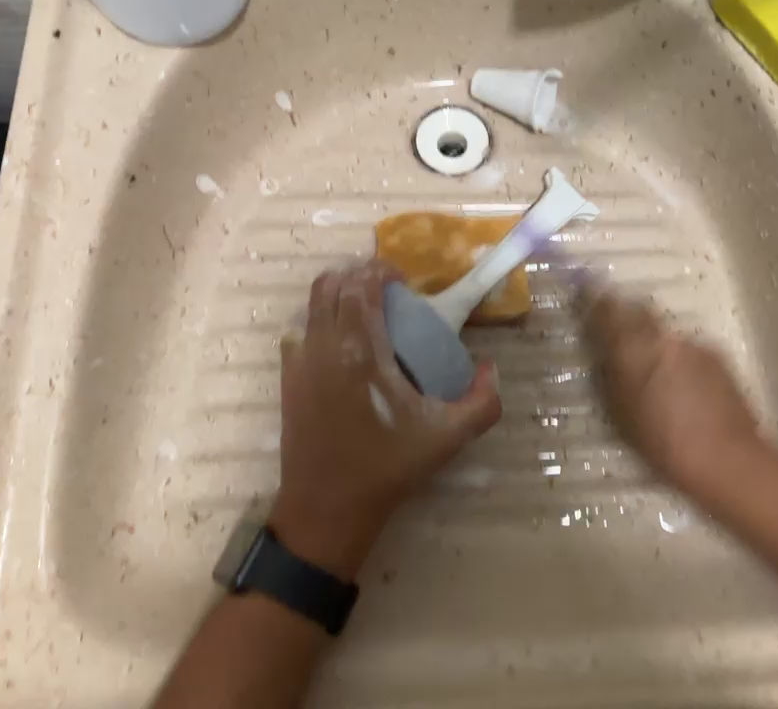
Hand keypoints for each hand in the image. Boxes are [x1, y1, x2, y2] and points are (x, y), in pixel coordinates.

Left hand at [271, 260, 501, 579]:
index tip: (403, 282)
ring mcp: (300, 361)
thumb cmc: (387, 468)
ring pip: (311, 304)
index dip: (380, 269)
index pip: (361, 283)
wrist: (327, 507)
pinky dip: (318, 321)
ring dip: (338, 294)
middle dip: (359, 276)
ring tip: (366, 312)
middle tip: (388, 293)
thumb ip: (482, 401)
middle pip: (332, 283)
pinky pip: (298, 331)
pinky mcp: (287, 379)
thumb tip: (490, 368)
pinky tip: (341, 344)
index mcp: (360, 348)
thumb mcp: (447, 437)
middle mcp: (324, 344)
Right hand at [581, 289, 761, 492]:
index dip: (595, 300)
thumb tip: (603, 355)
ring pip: (666, 335)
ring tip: (657, 376)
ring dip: (657, 346)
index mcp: (632, 349)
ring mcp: (694, 344)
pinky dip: (681, 360)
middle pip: (640, 312)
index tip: (586, 295)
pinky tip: (685, 388)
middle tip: (620, 337)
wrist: (726, 459)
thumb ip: (608, 377)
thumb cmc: (662, 446)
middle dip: (627, 318)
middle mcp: (662, 337)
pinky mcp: (719, 357)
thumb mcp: (620, 416)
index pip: (607, 309)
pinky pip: (689, 350)